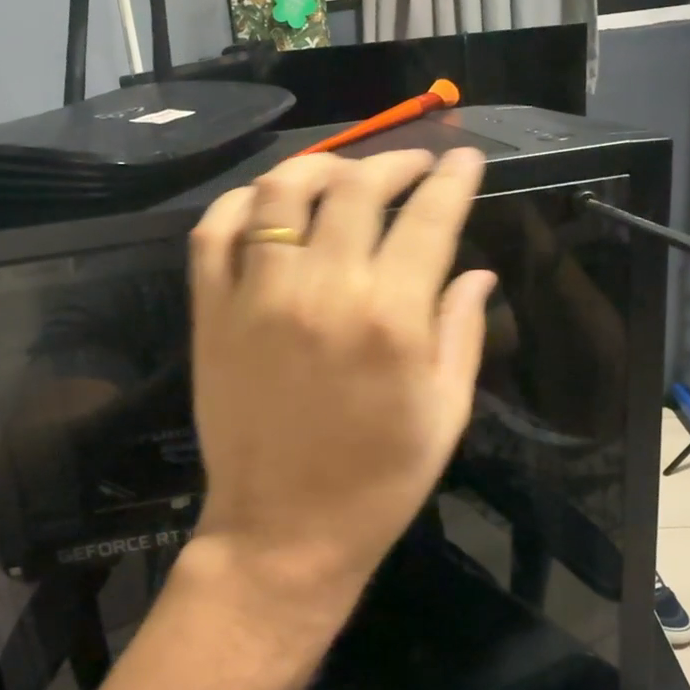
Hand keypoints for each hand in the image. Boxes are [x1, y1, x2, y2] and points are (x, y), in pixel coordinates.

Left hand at [184, 148, 494, 612]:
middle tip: (411, 165)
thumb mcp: (445, 413)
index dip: (453, 178)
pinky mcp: (211, 312)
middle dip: (392, 162)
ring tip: (340, 174)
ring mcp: (257, 297)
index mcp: (390, 318)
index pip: (429, 218)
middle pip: (355, 188)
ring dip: (316, 167)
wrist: (282, 530)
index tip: (465, 159)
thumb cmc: (378, 482)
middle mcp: (322, 291)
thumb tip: (478, 271)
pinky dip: (240, 203)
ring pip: (278, 192)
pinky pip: (213, 232)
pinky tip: (265, 203)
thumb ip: (462, 331)